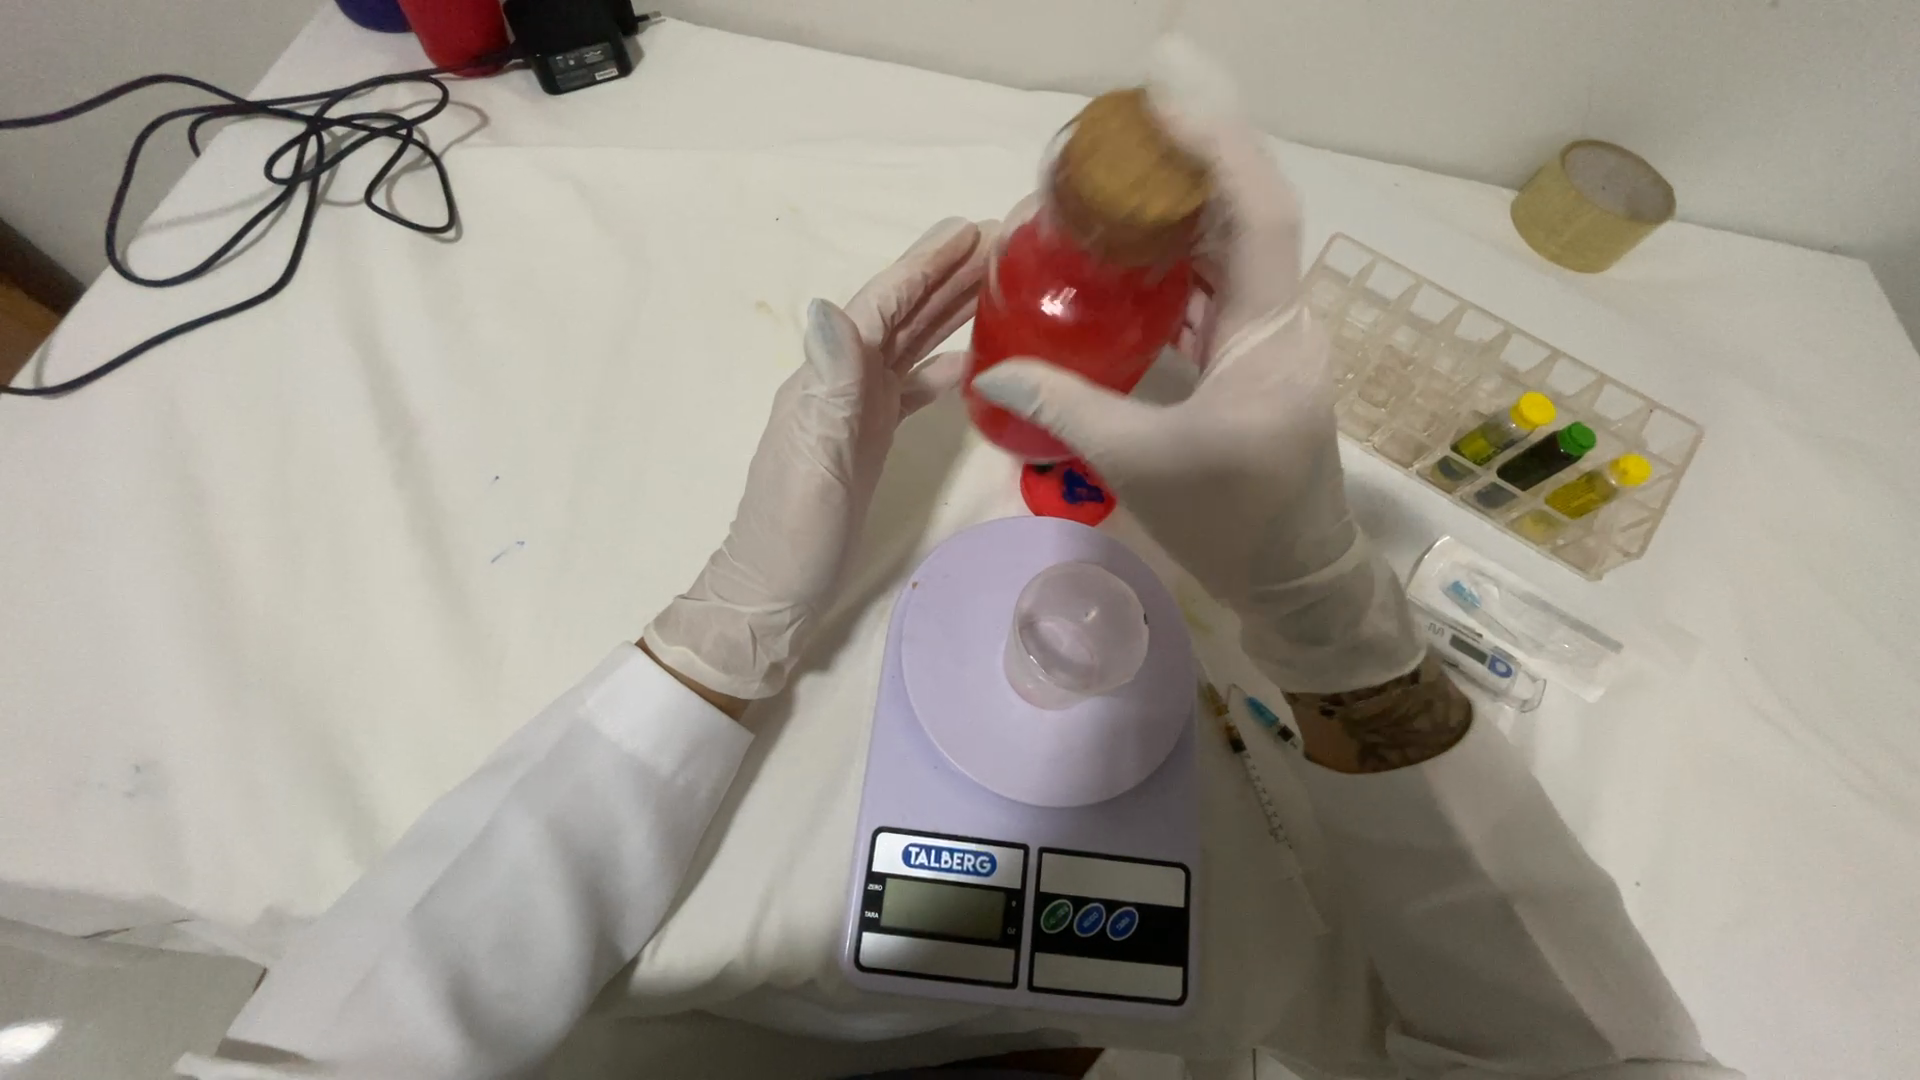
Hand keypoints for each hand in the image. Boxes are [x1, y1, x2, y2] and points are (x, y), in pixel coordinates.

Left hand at [643, 218, 991, 703]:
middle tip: (1005, 246)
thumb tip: (829, 306)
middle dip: (947, 276)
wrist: (778, 587)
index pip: (882, 307)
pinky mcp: (873, 435)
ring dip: (950, 312)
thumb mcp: (813, 460)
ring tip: (1001, 288)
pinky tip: (978, 360)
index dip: (924, 266)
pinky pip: (916, 386)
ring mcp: (859, 408)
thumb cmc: (792, 531)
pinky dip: (945, 368)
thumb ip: (830, 387)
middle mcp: (843, 381)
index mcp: (827, 377)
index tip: (970, 231)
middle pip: (901, 315)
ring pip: (913, 345)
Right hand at [972, 45, 1419, 694]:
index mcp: (1268, 333)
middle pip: (1242, 215)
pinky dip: (1176, 273)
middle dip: (1187, 163)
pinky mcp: (1254, 371)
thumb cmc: (1233, 523)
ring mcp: (1271, 346)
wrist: (1294, 582)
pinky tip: (1132, 272)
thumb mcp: (1141, 463)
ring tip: (1119, 189)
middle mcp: (1280, 323)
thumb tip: (994, 368)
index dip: (1213, 136)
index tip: (1163, 81)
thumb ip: (1065, 408)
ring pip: (1230, 257)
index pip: (1255, 207)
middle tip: (1120, 133)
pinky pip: (1217, 298)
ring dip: (1181, 217)